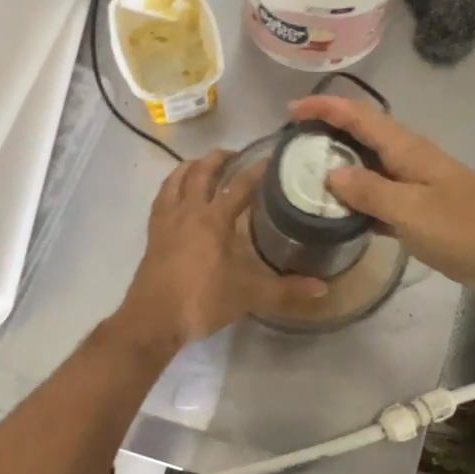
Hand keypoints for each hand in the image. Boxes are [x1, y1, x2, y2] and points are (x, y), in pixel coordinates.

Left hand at [114, 151, 327, 348]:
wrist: (154, 319)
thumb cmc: (203, 301)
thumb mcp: (249, 296)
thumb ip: (285, 290)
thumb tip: (322, 288)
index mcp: (214, 220)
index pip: (239, 186)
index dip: (256, 170)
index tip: (271, 156)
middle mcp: (188, 212)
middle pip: (201, 172)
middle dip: (218, 158)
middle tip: (235, 154)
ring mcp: (166, 221)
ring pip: (176, 180)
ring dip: (190, 167)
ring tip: (202, 165)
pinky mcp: (152, 234)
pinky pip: (161, 198)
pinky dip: (171, 187)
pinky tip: (176, 194)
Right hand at [291, 95, 474, 291]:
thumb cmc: (463, 229)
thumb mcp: (410, 210)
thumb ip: (369, 191)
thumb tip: (332, 174)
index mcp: (407, 150)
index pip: (360, 117)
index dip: (325, 108)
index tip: (290, 112)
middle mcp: (409, 159)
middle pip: (362, 135)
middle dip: (328, 132)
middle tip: (291, 144)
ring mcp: (415, 184)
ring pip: (369, 166)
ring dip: (340, 165)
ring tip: (305, 174)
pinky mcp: (419, 209)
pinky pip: (379, 195)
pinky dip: (356, 197)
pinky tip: (337, 211)